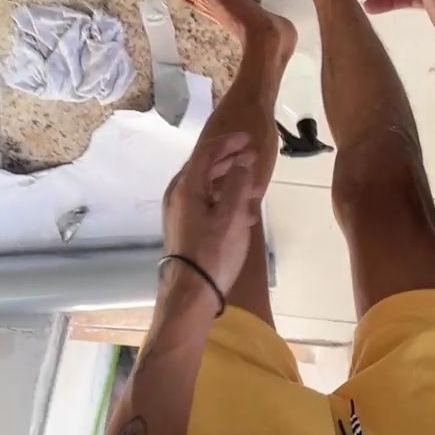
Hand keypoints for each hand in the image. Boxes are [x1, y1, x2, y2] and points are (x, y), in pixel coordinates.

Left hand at [161, 132, 264, 313]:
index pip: (206, 153)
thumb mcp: (232, 216)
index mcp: (187, 187)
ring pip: (207, 186)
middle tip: (253, 157)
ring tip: (255, 186)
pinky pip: (207, 203)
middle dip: (230, 160)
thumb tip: (242, 161)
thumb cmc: (213, 253)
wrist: (191, 294)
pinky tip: (244, 212)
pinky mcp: (187, 227)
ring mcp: (181, 212)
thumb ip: (238, 184)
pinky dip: (225, 199)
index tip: (248, 139)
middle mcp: (179, 195)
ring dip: (231, 181)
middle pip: (205, 167)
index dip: (228, 142)